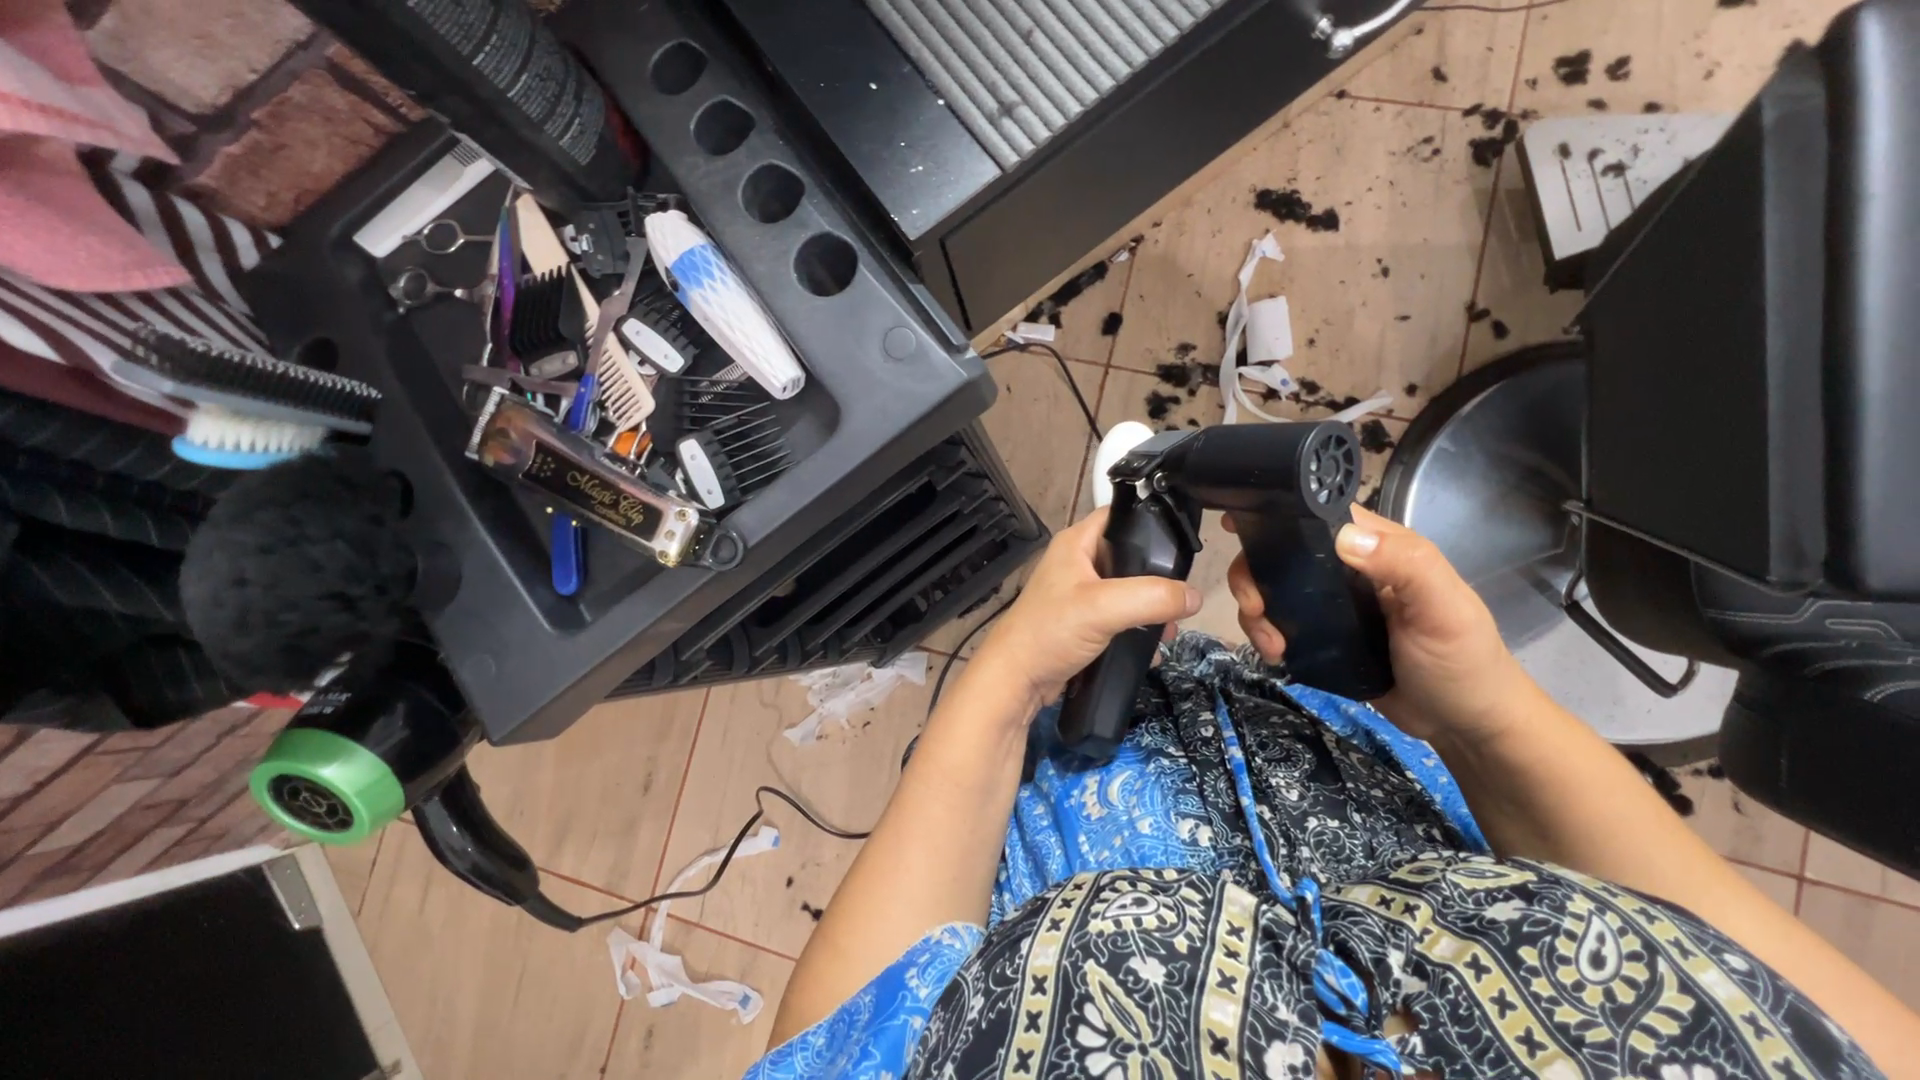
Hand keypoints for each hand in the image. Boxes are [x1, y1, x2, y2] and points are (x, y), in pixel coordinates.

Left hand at [973, 507, 1201, 708]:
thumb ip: (1152, 597)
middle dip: (1158, 579)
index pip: (1121, 515)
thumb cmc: (1051, 632)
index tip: (1183, 544)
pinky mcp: (1083, 622)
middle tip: (1180, 601)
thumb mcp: (1105, 607)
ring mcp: (1080, 594)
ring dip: (1150, 609)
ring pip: (1128, 591)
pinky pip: (1120, 617)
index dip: (1151, 522)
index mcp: (1077, 543)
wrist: (1017, 680)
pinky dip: (1137, 629)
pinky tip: (1151, 649)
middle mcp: (1078, 562)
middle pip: (1131, 556)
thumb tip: (1195, 597)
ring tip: (1168, 631)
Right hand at [1225, 505, 1534, 745]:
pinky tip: (1275, 655)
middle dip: (1254, 576)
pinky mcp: (1322, 639)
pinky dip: (1266, 635)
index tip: (1241, 529)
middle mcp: (1350, 569)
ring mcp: (1333, 606)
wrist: (1464, 726)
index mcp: (1380, 548)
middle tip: (1255, 609)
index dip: (1280, 516)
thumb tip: (1345, 536)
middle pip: (1283, 554)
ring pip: (1274, 590)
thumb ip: (1405, 564)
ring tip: (1271, 644)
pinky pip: (1280, 625)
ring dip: (1257, 613)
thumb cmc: (1462, 660)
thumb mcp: (1443, 609)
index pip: (1321, 515)